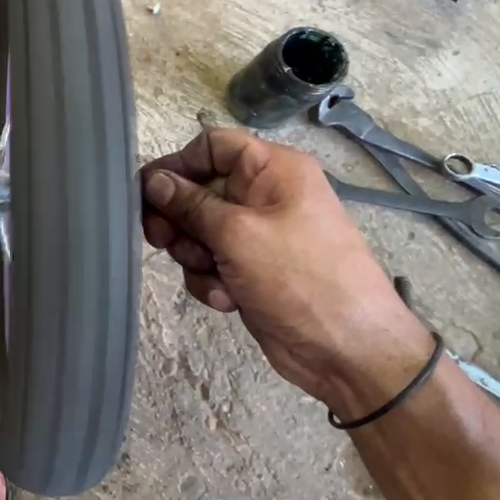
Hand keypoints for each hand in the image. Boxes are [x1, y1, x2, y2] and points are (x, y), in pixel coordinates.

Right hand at [142, 127, 434, 418]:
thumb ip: (188, 203)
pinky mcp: (250, 268)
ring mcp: (258, 234)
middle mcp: (264, 195)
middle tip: (161, 240)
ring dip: (193, 254)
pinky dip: (209, 278)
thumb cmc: (301, 279)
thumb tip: (152, 180)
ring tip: (211, 275)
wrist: (351, 355)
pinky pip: (209, 260)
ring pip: (197, 228)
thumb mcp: (237, 233)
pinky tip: (226, 298)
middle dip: (177, 218)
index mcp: (274, 170)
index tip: (149, 192)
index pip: (212, 145)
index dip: (178, 164)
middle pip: (197, 188)